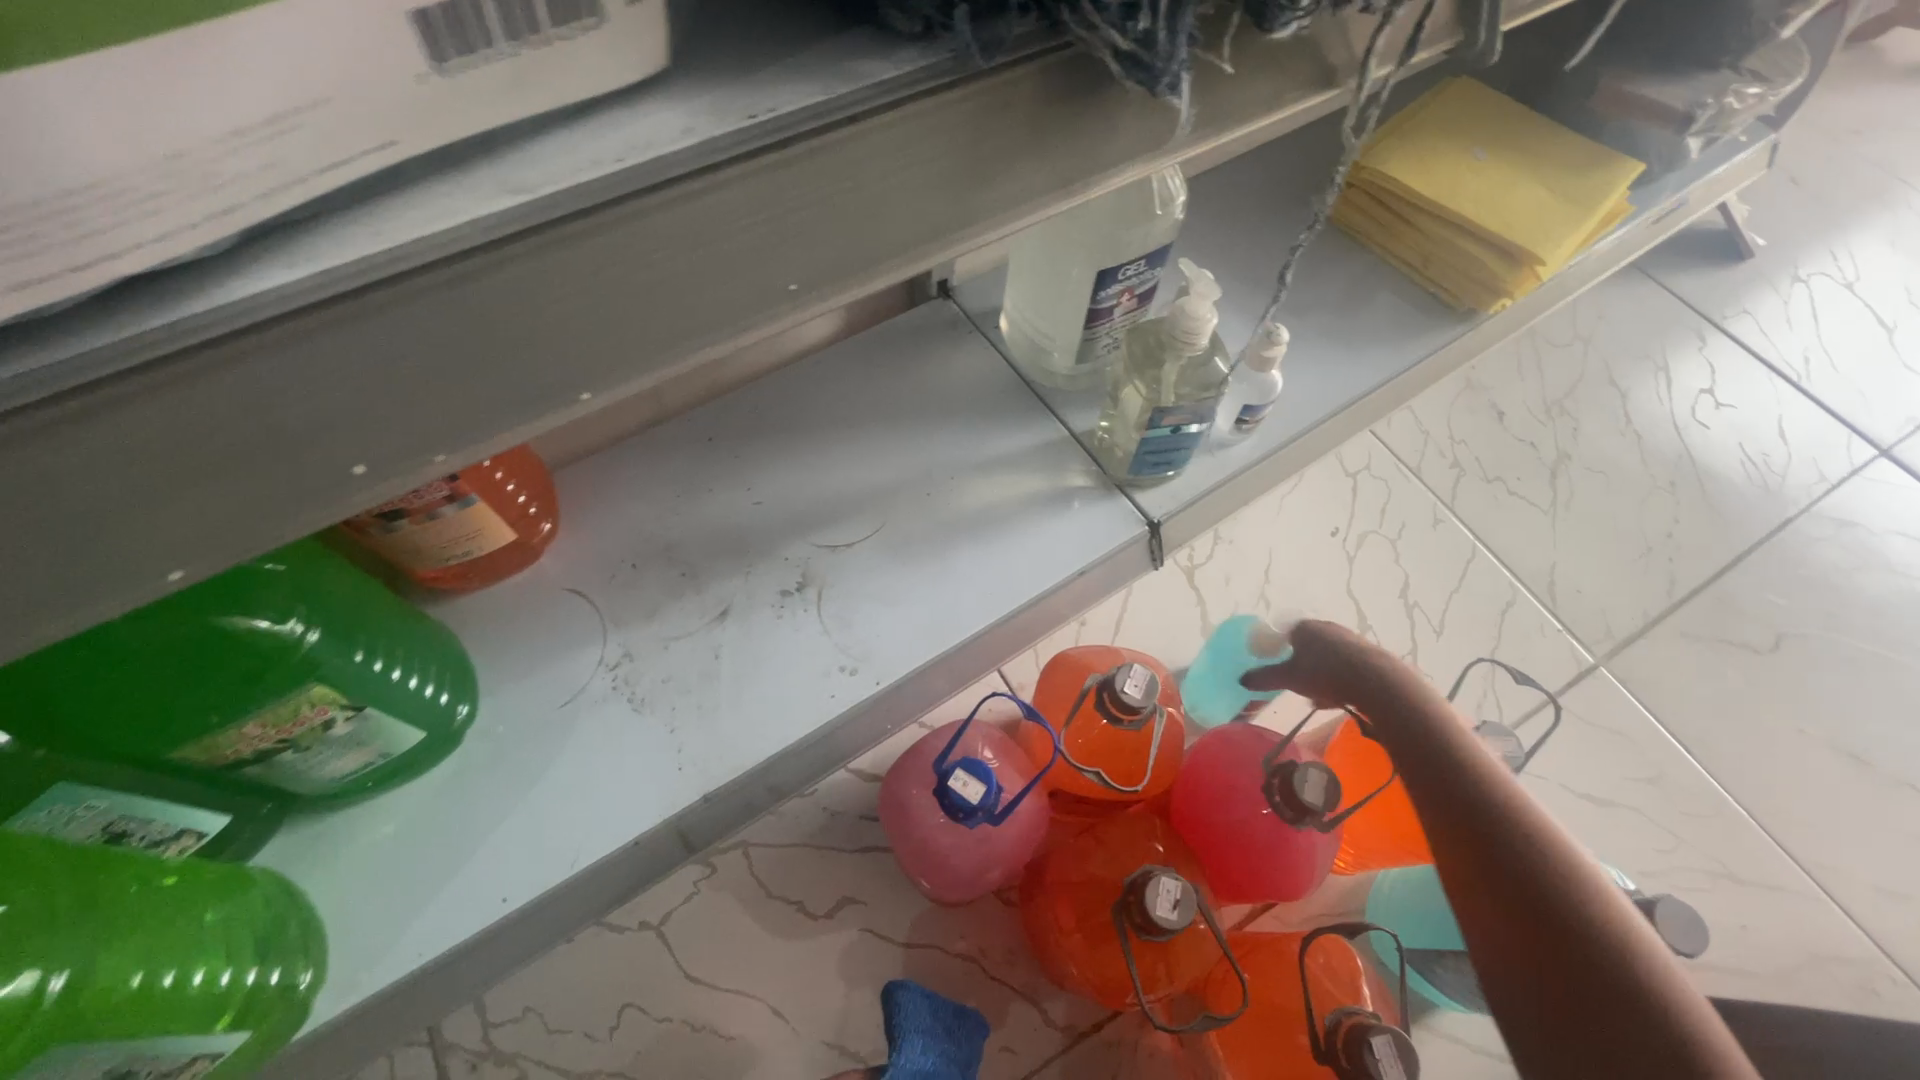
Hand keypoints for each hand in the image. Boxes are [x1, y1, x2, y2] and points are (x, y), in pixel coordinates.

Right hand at [1239, 619, 1429, 714]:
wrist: (1375, 681)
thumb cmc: (1323, 673)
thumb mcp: (1288, 678)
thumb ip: (1264, 677)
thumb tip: (1241, 679)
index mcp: (1304, 627)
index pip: (1286, 633)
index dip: (1280, 650)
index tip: (1280, 668)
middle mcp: (1327, 628)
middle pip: (1308, 646)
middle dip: (1302, 665)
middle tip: (1298, 684)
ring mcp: (1350, 640)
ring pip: (1328, 657)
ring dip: (1321, 675)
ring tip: (1319, 698)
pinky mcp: (1369, 655)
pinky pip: (1346, 666)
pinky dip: (1339, 680)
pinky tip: (1338, 699)